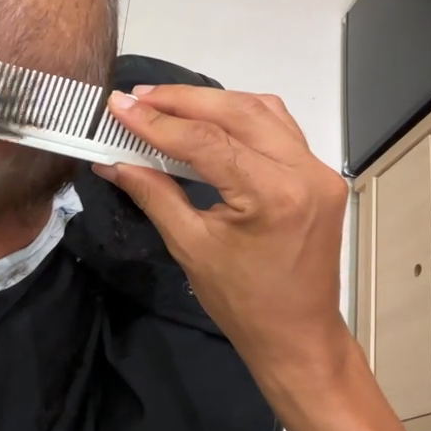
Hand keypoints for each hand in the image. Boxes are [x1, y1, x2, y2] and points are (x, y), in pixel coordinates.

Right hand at [93, 86, 358, 405]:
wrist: (296, 334)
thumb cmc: (240, 301)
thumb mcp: (189, 246)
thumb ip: (153, 193)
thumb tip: (113, 160)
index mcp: (271, 195)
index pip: (205, 141)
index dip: (156, 121)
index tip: (118, 106)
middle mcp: (303, 172)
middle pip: (237, 112)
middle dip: (182, 100)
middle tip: (137, 97)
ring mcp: (317, 170)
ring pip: (261, 110)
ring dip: (211, 101)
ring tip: (165, 102)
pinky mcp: (318, 174)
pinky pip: (277, 127)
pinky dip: (240, 115)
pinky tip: (208, 118)